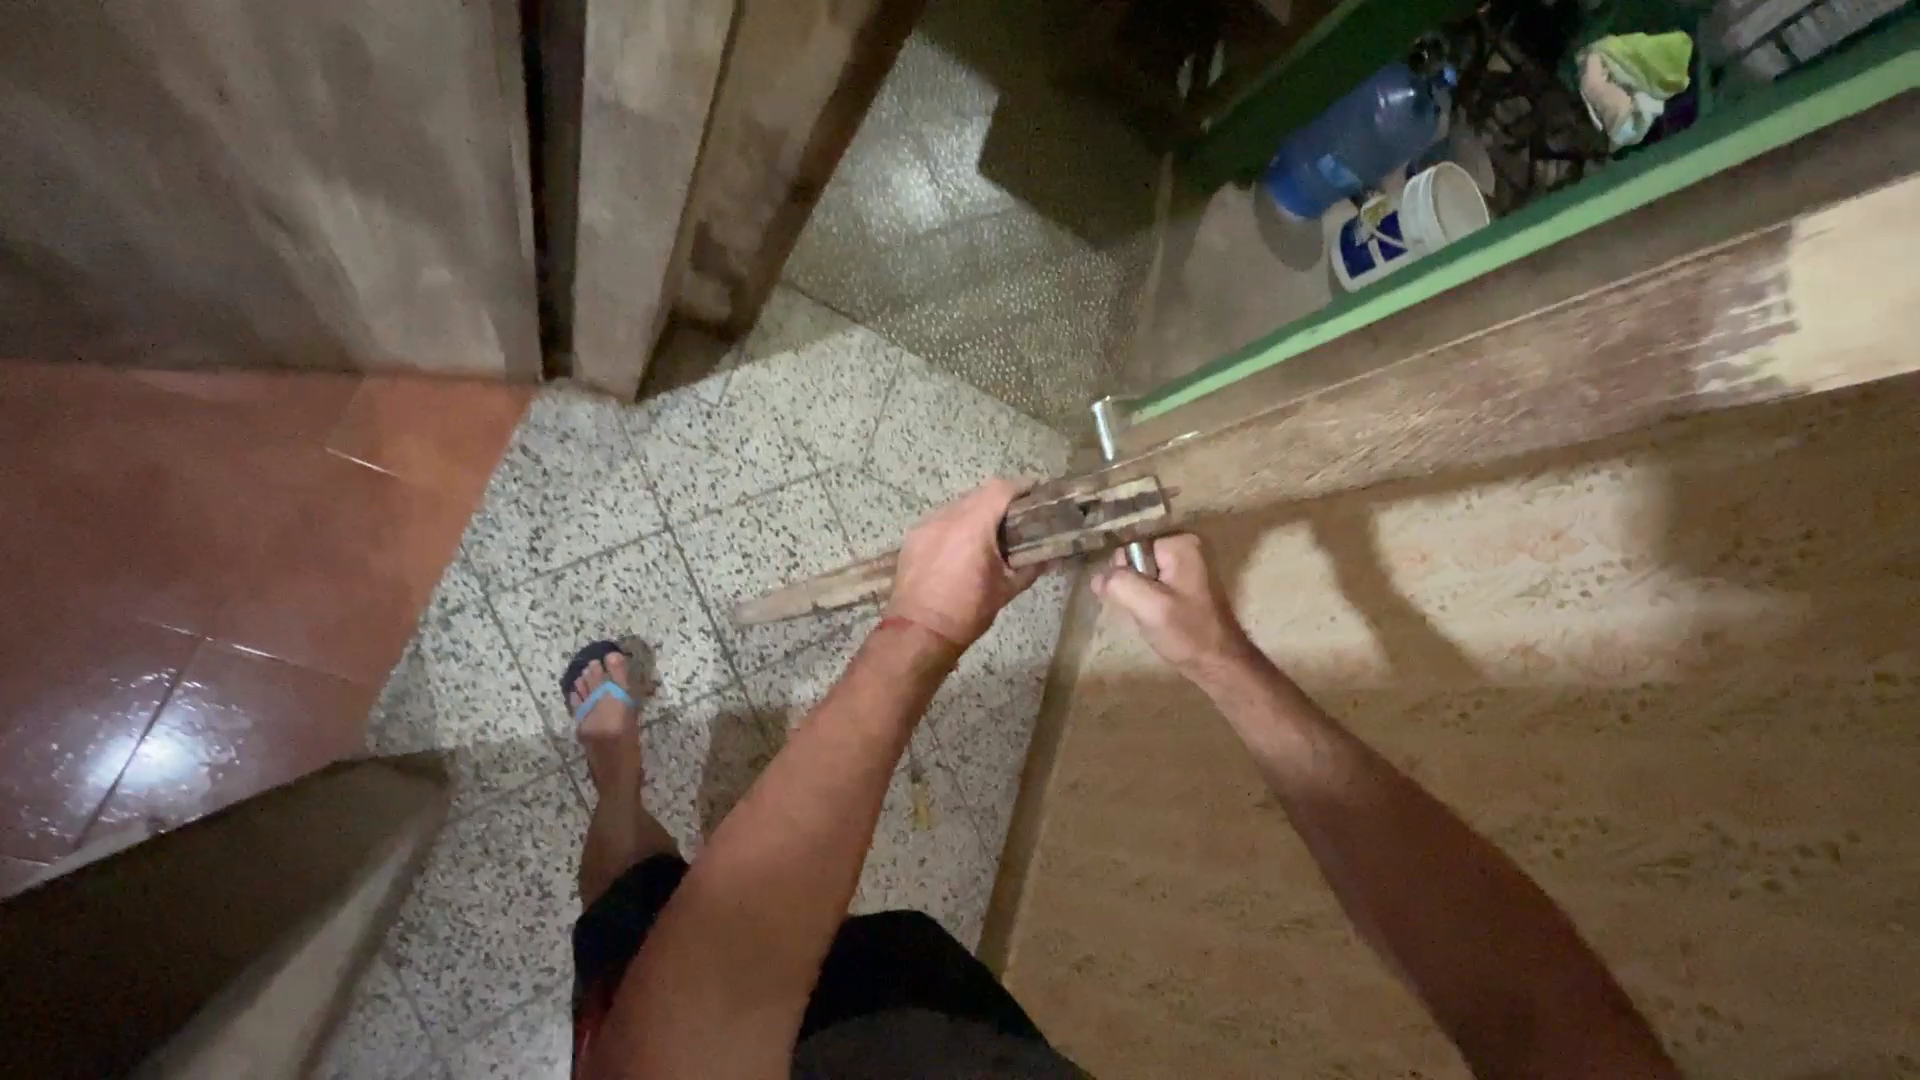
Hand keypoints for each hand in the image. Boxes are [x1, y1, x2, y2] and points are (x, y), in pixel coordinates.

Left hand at [886, 478, 1040, 648]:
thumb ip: (1032, 567)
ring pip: (958, 505)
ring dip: (976, 511)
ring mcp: (926, 525)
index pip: (1001, 489)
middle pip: (979, 494)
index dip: (1022, 486)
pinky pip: (940, 520)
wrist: (919, 632)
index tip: (1036, 493)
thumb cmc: (967, 612)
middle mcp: (947, 517)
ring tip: (990, 532)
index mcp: (973, 525)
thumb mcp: (1006, 589)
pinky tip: (963, 544)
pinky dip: (956, 524)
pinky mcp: (913, 537)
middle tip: (1017, 517)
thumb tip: (1053, 557)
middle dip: (1000, 500)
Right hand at [1090, 533, 1254, 674]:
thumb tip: (1098, 578)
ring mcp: (1184, 564)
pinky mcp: (1181, 582)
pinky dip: (1146, 601)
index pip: (1128, 549)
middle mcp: (1184, 546)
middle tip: (1146, 610)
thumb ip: (1120, 584)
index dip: (1125, 576)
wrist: (1217, 663)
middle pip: (1132, 560)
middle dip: (1131, 586)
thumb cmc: (1188, 635)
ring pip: (1137, 575)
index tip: (1139, 600)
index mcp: (1179, 544)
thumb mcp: (1149, 607)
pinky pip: (1148, 584)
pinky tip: (1157, 616)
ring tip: (1152, 616)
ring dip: (1137, 597)